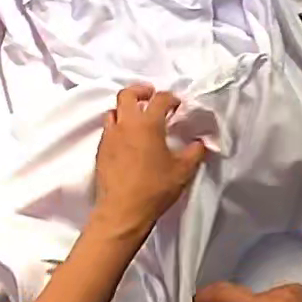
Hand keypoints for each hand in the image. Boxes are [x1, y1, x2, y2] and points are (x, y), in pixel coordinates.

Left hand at [91, 84, 207, 242]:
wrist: (122, 210)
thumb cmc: (155, 188)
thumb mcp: (183, 170)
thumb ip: (195, 152)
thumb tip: (201, 142)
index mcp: (147, 123)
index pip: (159, 99)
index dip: (170, 98)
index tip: (177, 105)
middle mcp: (126, 124)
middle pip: (128, 94)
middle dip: (141, 91)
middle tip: (151, 96)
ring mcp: (110, 135)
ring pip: (114, 110)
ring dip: (126, 108)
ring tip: (138, 117)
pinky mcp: (101, 148)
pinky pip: (108, 128)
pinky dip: (118, 125)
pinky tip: (127, 138)